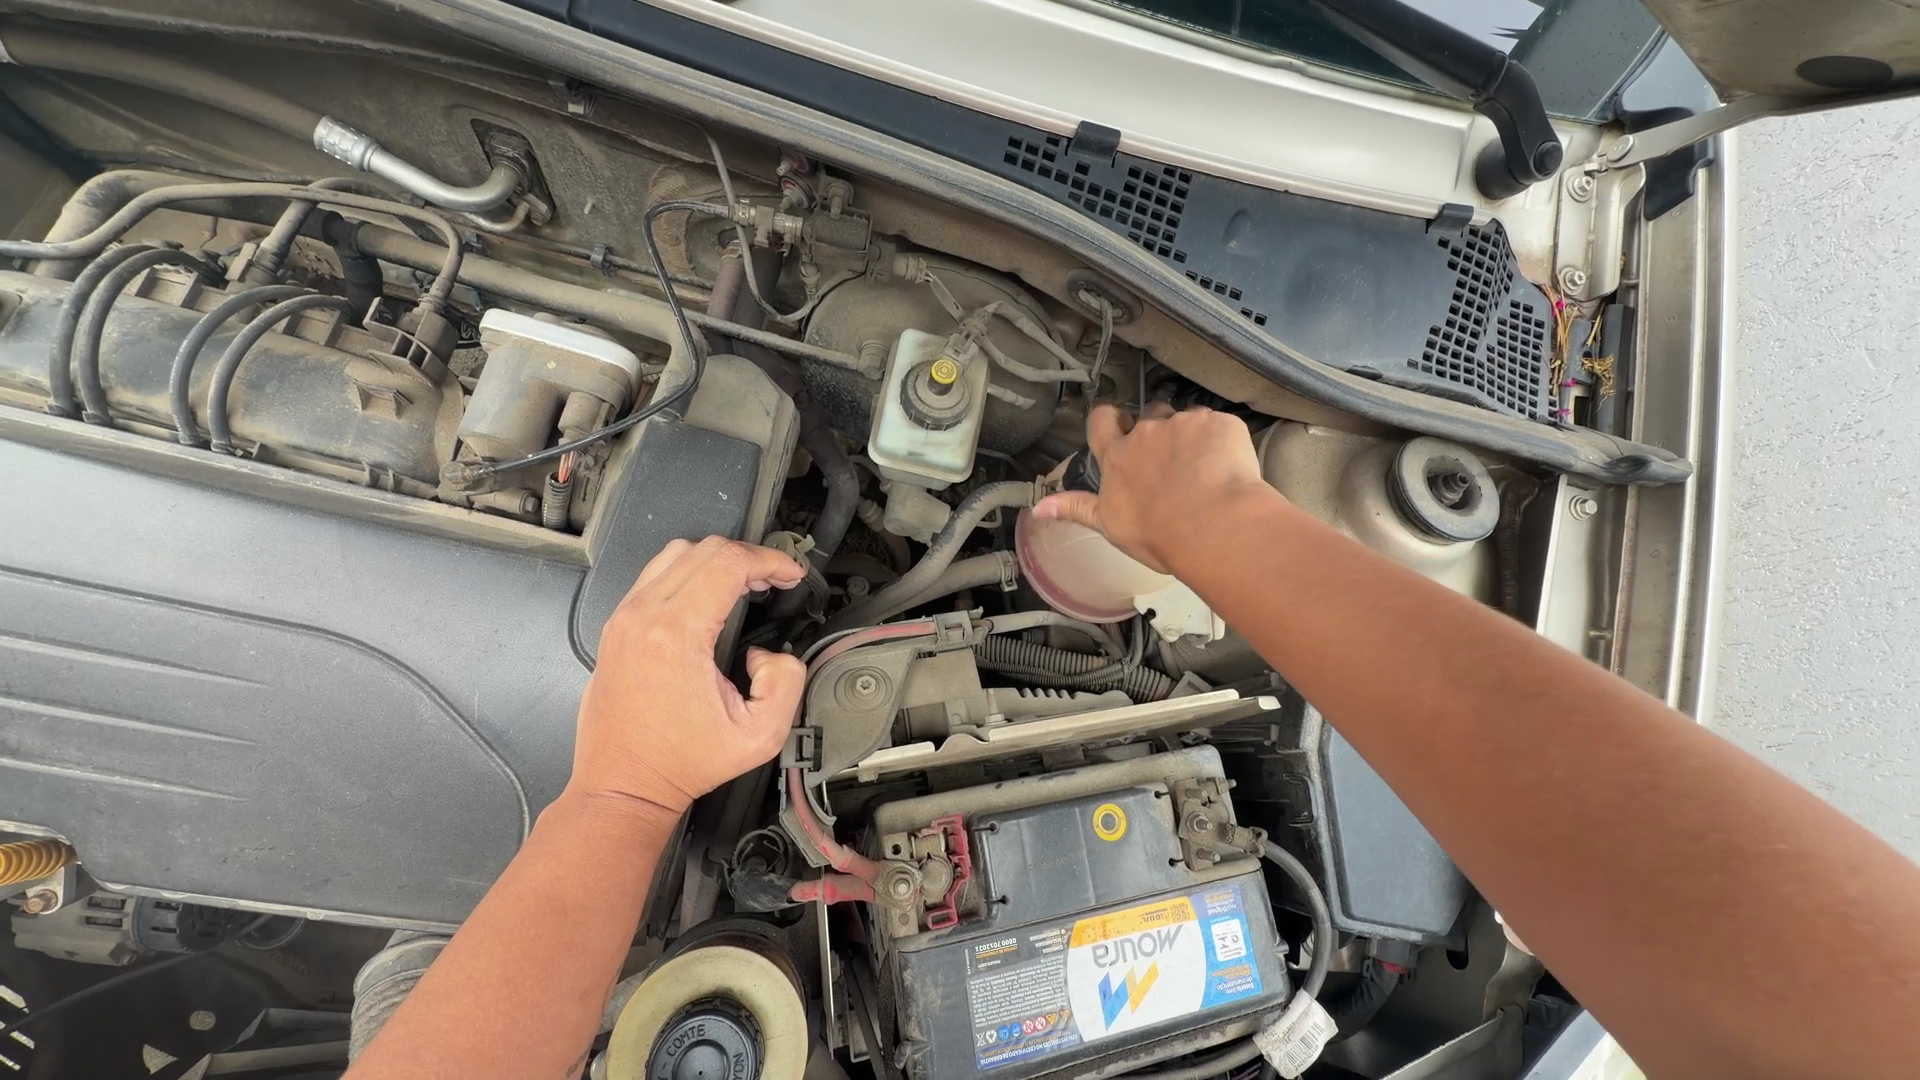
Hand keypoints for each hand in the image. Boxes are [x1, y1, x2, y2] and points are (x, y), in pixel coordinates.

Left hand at [568, 537, 806, 814]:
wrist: (623, 785)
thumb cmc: (680, 763)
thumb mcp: (760, 735)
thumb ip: (786, 682)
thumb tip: (769, 653)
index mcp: (677, 635)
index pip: (729, 563)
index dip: (771, 561)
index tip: (790, 575)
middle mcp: (644, 617)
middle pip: (705, 549)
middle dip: (750, 557)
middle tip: (775, 579)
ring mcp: (624, 619)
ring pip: (677, 553)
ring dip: (719, 560)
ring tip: (746, 582)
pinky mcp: (617, 627)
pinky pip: (655, 575)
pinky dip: (691, 572)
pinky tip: (711, 595)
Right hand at [1034, 403, 1275, 572]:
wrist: (1214, 527)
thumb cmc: (1158, 535)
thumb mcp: (1110, 525)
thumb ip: (1076, 508)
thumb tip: (1036, 508)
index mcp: (1117, 457)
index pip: (1102, 421)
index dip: (1109, 420)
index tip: (1118, 428)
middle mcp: (1147, 432)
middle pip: (1148, 416)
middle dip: (1158, 430)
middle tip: (1171, 461)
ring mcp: (1185, 424)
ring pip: (1186, 418)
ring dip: (1190, 435)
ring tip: (1203, 465)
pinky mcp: (1221, 424)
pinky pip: (1220, 425)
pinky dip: (1222, 442)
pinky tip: (1229, 468)